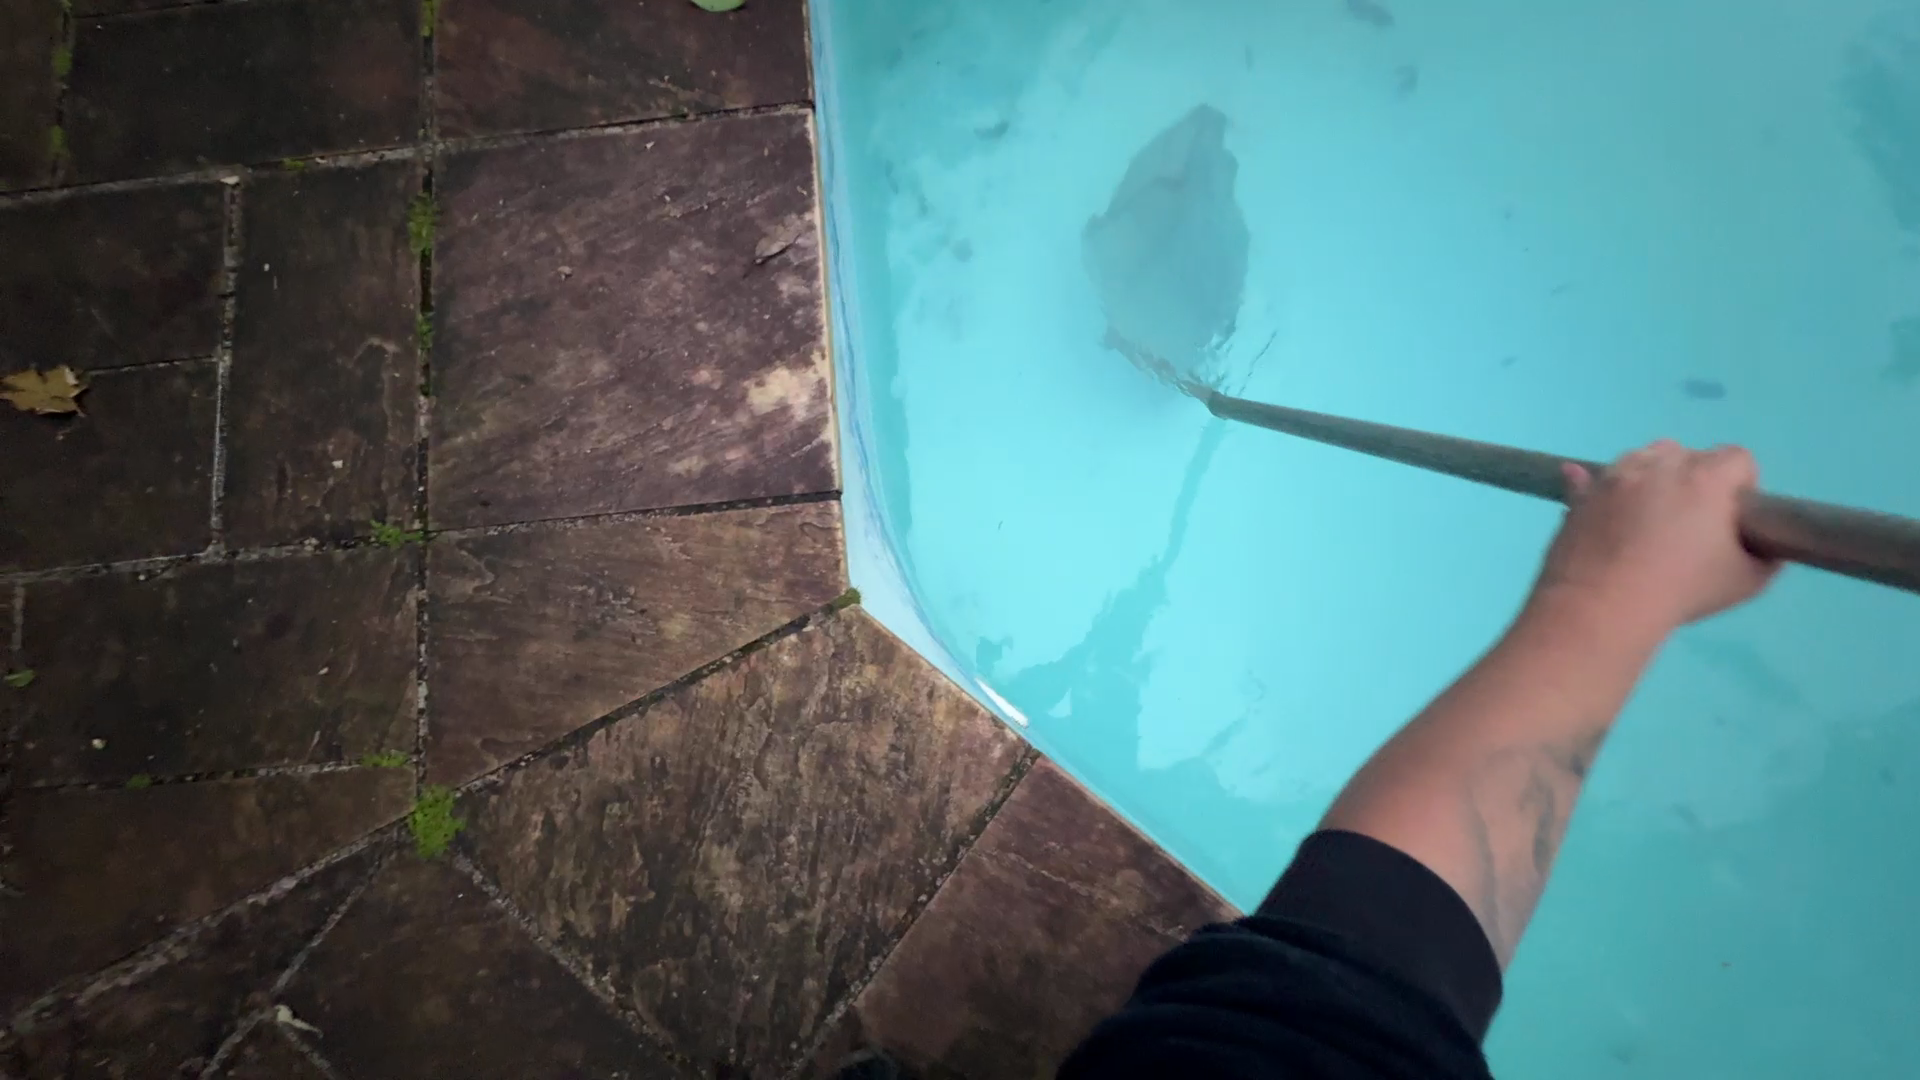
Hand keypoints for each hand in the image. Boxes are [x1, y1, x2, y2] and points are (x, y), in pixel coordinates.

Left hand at [1530, 439, 1780, 636]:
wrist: (1599, 602)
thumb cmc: (1680, 588)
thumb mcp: (1748, 578)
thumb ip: (1761, 552)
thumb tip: (1756, 546)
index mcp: (1704, 479)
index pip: (1735, 457)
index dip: (1741, 482)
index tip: (1734, 512)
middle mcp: (1653, 470)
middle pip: (1680, 453)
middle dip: (1692, 474)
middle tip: (1690, 512)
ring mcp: (1608, 482)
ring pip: (1633, 459)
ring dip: (1646, 474)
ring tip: (1648, 507)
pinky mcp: (1576, 500)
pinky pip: (1581, 480)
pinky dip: (1587, 480)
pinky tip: (1580, 478)